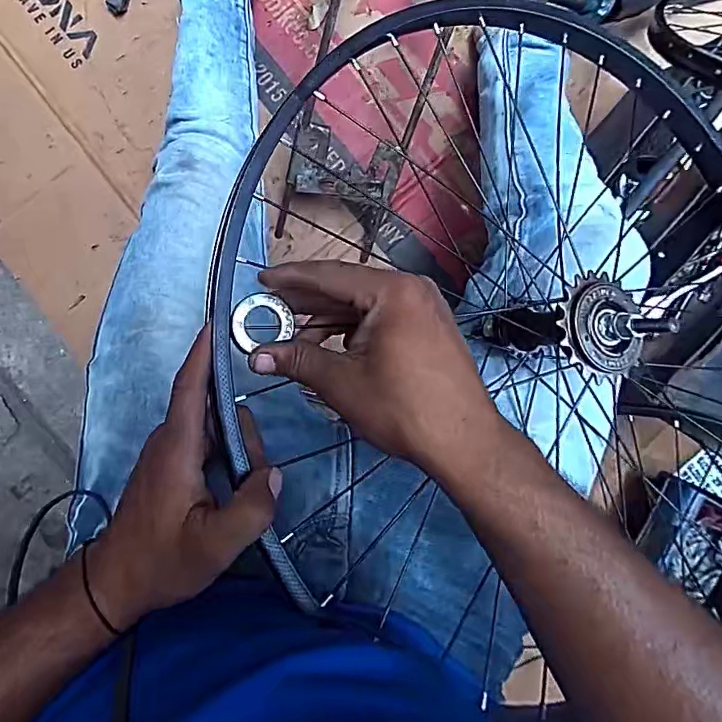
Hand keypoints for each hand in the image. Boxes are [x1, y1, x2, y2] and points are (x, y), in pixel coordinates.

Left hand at [87, 329, 280, 628]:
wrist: (117, 579)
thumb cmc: (162, 560)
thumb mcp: (216, 545)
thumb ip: (251, 508)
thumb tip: (272, 474)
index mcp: (177, 447)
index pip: (190, 386)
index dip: (203, 352)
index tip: (215, 321)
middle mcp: (169, 440)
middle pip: (211, 409)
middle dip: (241, 430)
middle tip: (255, 476)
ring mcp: (166, 452)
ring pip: (209, 428)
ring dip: (235, 447)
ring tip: (245, 489)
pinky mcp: (168, 466)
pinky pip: (202, 444)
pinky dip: (224, 454)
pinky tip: (235, 483)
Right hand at [248, 260, 506, 480]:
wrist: (467, 445)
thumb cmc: (405, 409)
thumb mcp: (341, 382)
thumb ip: (295, 359)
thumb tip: (255, 357)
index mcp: (392, 291)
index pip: (328, 276)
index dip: (289, 278)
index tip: (261, 280)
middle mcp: (410, 288)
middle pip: (344, 286)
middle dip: (304, 300)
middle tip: (269, 307)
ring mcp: (422, 305)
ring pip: (360, 302)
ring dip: (325, 317)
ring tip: (292, 334)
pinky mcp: (426, 324)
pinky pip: (377, 314)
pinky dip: (349, 327)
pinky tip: (325, 344)